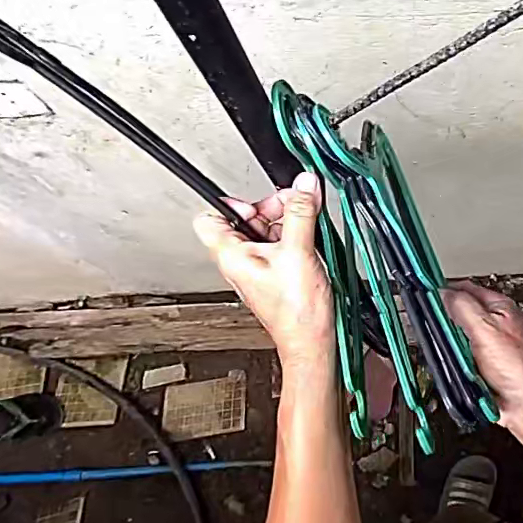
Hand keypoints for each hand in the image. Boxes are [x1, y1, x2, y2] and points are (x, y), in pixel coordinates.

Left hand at [193, 173, 334, 366]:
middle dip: (272, 209)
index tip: (260, 202)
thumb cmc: (295, 310)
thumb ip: (300, 212)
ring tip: (307, 225)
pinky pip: (282, 244)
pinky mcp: (277, 272)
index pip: (211, 217)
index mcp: (231, 255)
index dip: (234, 204)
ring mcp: (259, 266)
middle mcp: (241, 260)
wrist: (311, 339)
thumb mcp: (298, 251)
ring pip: (267, 230)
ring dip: (288, 222)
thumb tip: (303, 184)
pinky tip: (311, 241)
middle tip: (295, 206)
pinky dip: (296, 236)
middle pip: (247, 219)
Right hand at [443, 281, 522, 438]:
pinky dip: (453, 365)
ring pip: (456, 340)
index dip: (443, 291)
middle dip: (443, 323)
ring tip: (447, 354)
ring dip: (447, 348)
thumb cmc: (522, 370)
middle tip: (432, 329)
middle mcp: (493, 324)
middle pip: (457, 315)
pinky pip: (459, 361)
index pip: (464, 289)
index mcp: (498, 307)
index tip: (423, 297)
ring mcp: (487, 347)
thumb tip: (442, 292)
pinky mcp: (482, 368)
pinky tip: (453, 369)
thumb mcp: (486, 329)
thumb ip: (463, 307)